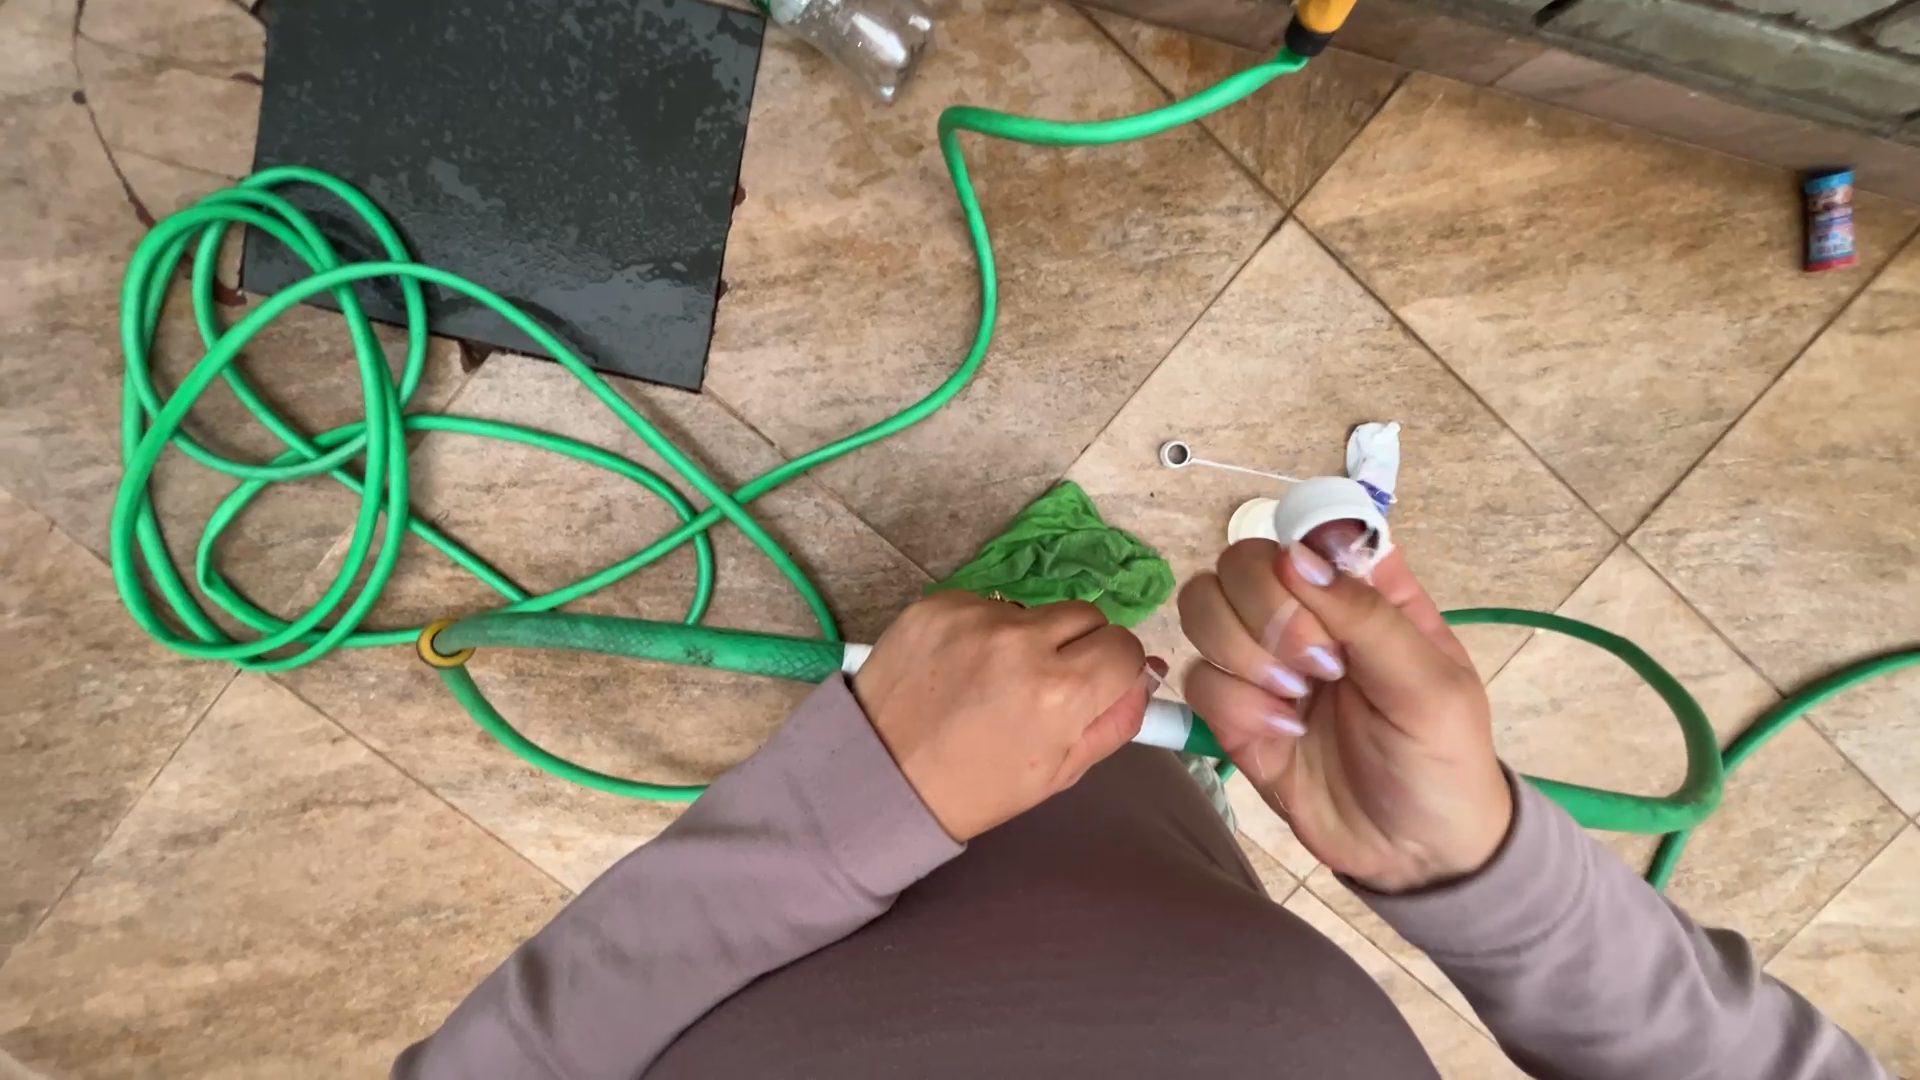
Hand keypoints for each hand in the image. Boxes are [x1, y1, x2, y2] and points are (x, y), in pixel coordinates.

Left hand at [853, 592, 1155, 841]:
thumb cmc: (976, 786)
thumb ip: (1114, 719)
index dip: (1113, 669)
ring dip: (1030, 635)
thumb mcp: (1060, 772)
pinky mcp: (937, 602)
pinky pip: (987, 605)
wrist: (878, 773)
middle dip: (1078, 646)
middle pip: (1086, 615)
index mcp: (1060, 691)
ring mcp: (974, 616)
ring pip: (1035, 608)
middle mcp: (1020, 641)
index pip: (1124, 645)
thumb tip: (1145, 673)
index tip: (1091, 686)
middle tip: (1044, 682)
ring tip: (994, 677)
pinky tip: (960, 665)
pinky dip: (984, 629)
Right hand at [1177, 526, 1511, 892]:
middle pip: (1234, 564)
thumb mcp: (1431, 686)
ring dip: (1242, 656)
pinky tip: (1282, 736)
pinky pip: (1197, 676)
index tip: (1322, 605)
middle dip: (1266, 616)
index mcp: (1357, 590)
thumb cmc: (1440, 759)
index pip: (1299, 533)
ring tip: (1295, 701)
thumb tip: (1293, 558)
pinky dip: (1235, 708)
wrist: (1410, 854)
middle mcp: (1298, 611)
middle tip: (1317, 668)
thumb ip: (1368, 615)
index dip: (1295, 560)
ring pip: (1200, 609)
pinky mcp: (1228, 704)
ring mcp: (1257, 656)